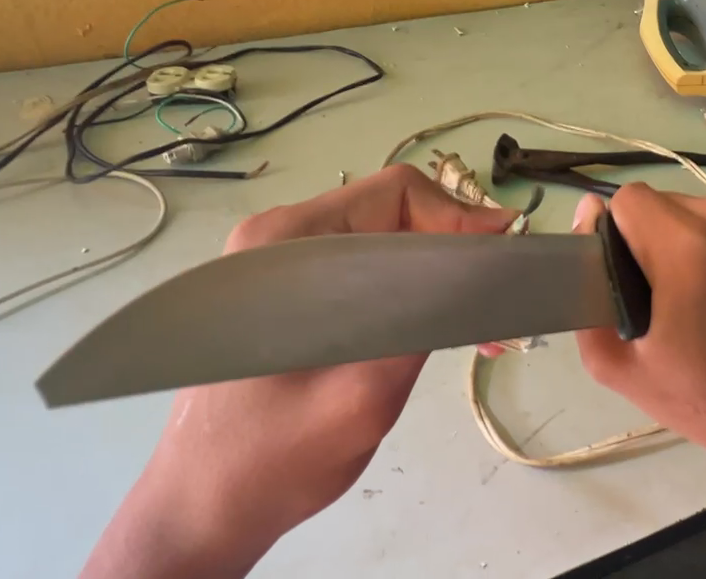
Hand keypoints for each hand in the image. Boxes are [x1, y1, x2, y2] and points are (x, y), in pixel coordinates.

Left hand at [82, 165, 511, 578]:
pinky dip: (414, 286)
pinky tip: (437, 325)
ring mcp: (287, 260)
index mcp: (285, 243)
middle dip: (456, 247)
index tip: (504, 255)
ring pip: (390, 236)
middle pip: (397, 210)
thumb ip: (423, 324)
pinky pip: (371, 264)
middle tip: (497, 297)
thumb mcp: (362, 397)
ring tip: (476, 323)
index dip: (458, 217)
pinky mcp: (296, 288)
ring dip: (439, 270)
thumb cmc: (271, 461)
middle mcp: (283, 236)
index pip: (396, 194)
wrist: (201, 512)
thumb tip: (486, 266)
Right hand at [572, 185, 705, 500]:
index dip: (617, 236)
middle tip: (660, 297)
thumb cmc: (705, 399)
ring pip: (689, 208)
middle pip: (658, 203)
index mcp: (687, 247)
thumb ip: (587, 289)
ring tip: (696, 295)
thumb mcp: (619, 366)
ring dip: (680, 239)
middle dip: (648, 239)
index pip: (625, 201)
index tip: (627, 279)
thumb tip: (586, 218)